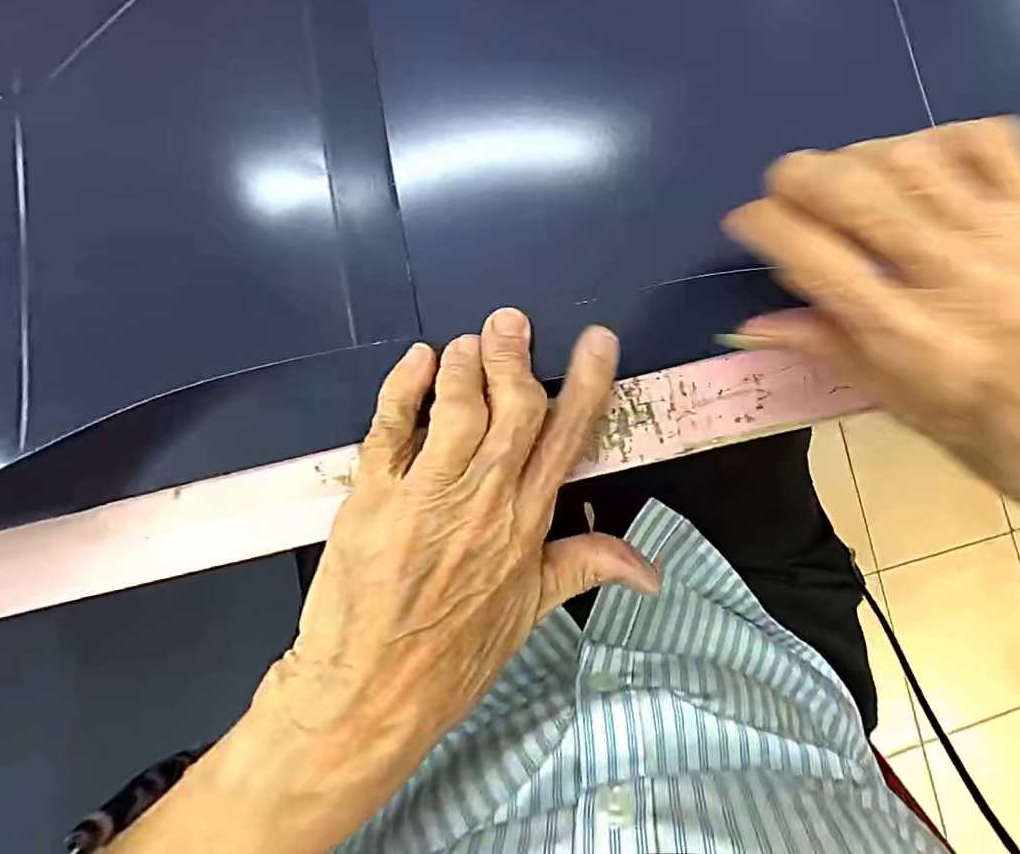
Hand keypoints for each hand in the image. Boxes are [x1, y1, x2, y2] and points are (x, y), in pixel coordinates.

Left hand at [263, 310, 660, 800]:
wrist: (369, 700)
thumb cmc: (454, 658)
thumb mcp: (531, 614)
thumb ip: (586, 566)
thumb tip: (650, 568)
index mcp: (527, 523)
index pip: (567, 437)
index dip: (587, 383)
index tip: (596, 340)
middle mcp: (485, 499)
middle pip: (513, 407)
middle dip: (514, 354)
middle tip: (511, 320)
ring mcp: (427, 496)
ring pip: (457, 407)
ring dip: (465, 364)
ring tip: (469, 341)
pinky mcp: (373, 497)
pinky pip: (391, 428)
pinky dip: (404, 386)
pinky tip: (416, 359)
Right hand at [721, 117, 1019, 570]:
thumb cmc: (1001, 443)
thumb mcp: (902, 408)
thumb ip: (828, 350)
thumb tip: (752, 322)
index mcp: (914, 343)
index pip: (816, 258)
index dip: (765, 224)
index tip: (745, 218)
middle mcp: (960, 282)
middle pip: (858, 193)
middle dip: (799, 175)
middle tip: (782, 185)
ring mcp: (1015, 241)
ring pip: (914, 157)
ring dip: (859, 155)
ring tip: (845, 176)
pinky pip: (993, 142)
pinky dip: (940, 138)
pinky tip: (919, 163)